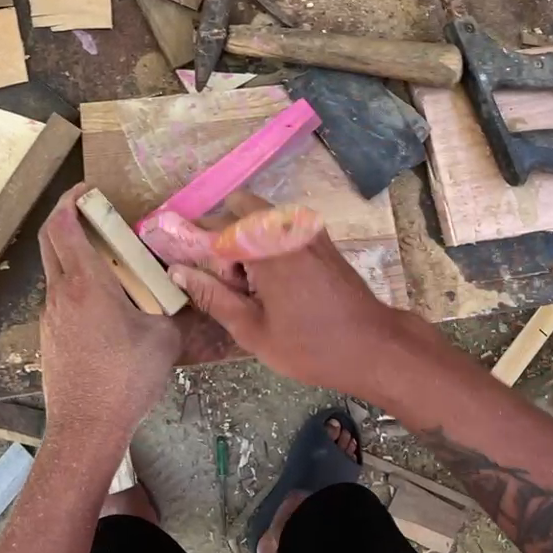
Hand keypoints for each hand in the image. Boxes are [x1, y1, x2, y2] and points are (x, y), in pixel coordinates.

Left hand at [37, 184, 182, 440]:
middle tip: (92, 209)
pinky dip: (75, 280)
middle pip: (48, 239)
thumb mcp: (164, 338)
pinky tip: (104, 300)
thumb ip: (176, 308)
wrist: (86, 429)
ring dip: (72, 251)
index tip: (88, 189)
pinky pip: (59, 294)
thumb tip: (189, 290)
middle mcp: (60, 292)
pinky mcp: (50, 335)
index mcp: (85, 282)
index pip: (63, 225)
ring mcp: (50, 315)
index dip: (70, 199)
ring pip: (53, 268)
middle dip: (65, 216)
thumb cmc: (125, 378)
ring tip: (108, 258)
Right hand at [170, 228, 420, 402]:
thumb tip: (178, 272)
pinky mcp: (319, 237)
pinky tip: (274, 283)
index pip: (212, 226)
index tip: (183, 263)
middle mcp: (284, 224)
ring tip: (253, 286)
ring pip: (259, 214)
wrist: (374, 346)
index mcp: (264, 244)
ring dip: (246, 238)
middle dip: (223, 234)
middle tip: (230, 278)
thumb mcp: (252, 330)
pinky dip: (266, 242)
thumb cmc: (310, 345)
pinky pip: (279, 225)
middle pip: (237, 206)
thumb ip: (213, 296)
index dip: (193, 243)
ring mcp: (305, 228)